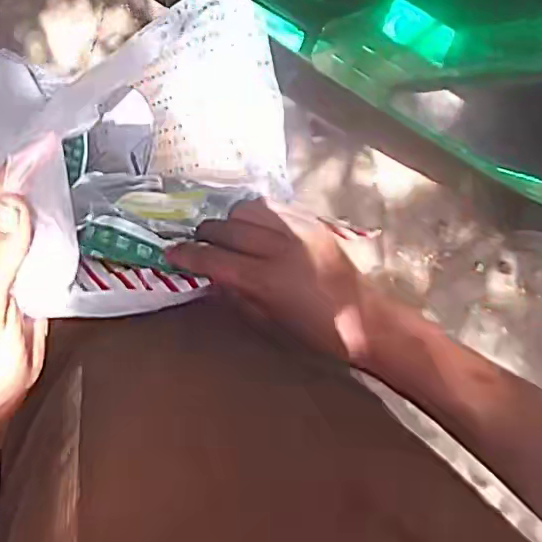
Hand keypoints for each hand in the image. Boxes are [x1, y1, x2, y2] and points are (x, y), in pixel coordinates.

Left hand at [0, 168, 48, 485]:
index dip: (25, 170)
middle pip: (7, 199)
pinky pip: (31, 234)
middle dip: (40, 175)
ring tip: (82, 161)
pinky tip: (74, 201)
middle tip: (78, 144)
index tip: (55, 138)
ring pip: (22, 214)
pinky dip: (52, 220)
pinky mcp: (7, 265)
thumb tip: (12, 200)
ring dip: (49, 194)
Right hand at [167, 199, 389, 368]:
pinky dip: (255, 214)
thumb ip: (236, 296)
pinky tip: (255, 227)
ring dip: (229, 221)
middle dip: (204, 236)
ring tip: (229, 234)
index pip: (213, 259)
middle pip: (224, 228)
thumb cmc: (319, 334)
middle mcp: (279, 247)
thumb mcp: (271, 324)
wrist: (371, 321)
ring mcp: (297, 229)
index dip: (187, 255)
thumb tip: (210, 277)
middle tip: (200, 246)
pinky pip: (271, 206)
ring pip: (245, 209)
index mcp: (268, 280)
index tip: (171, 253)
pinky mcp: (312, 221)